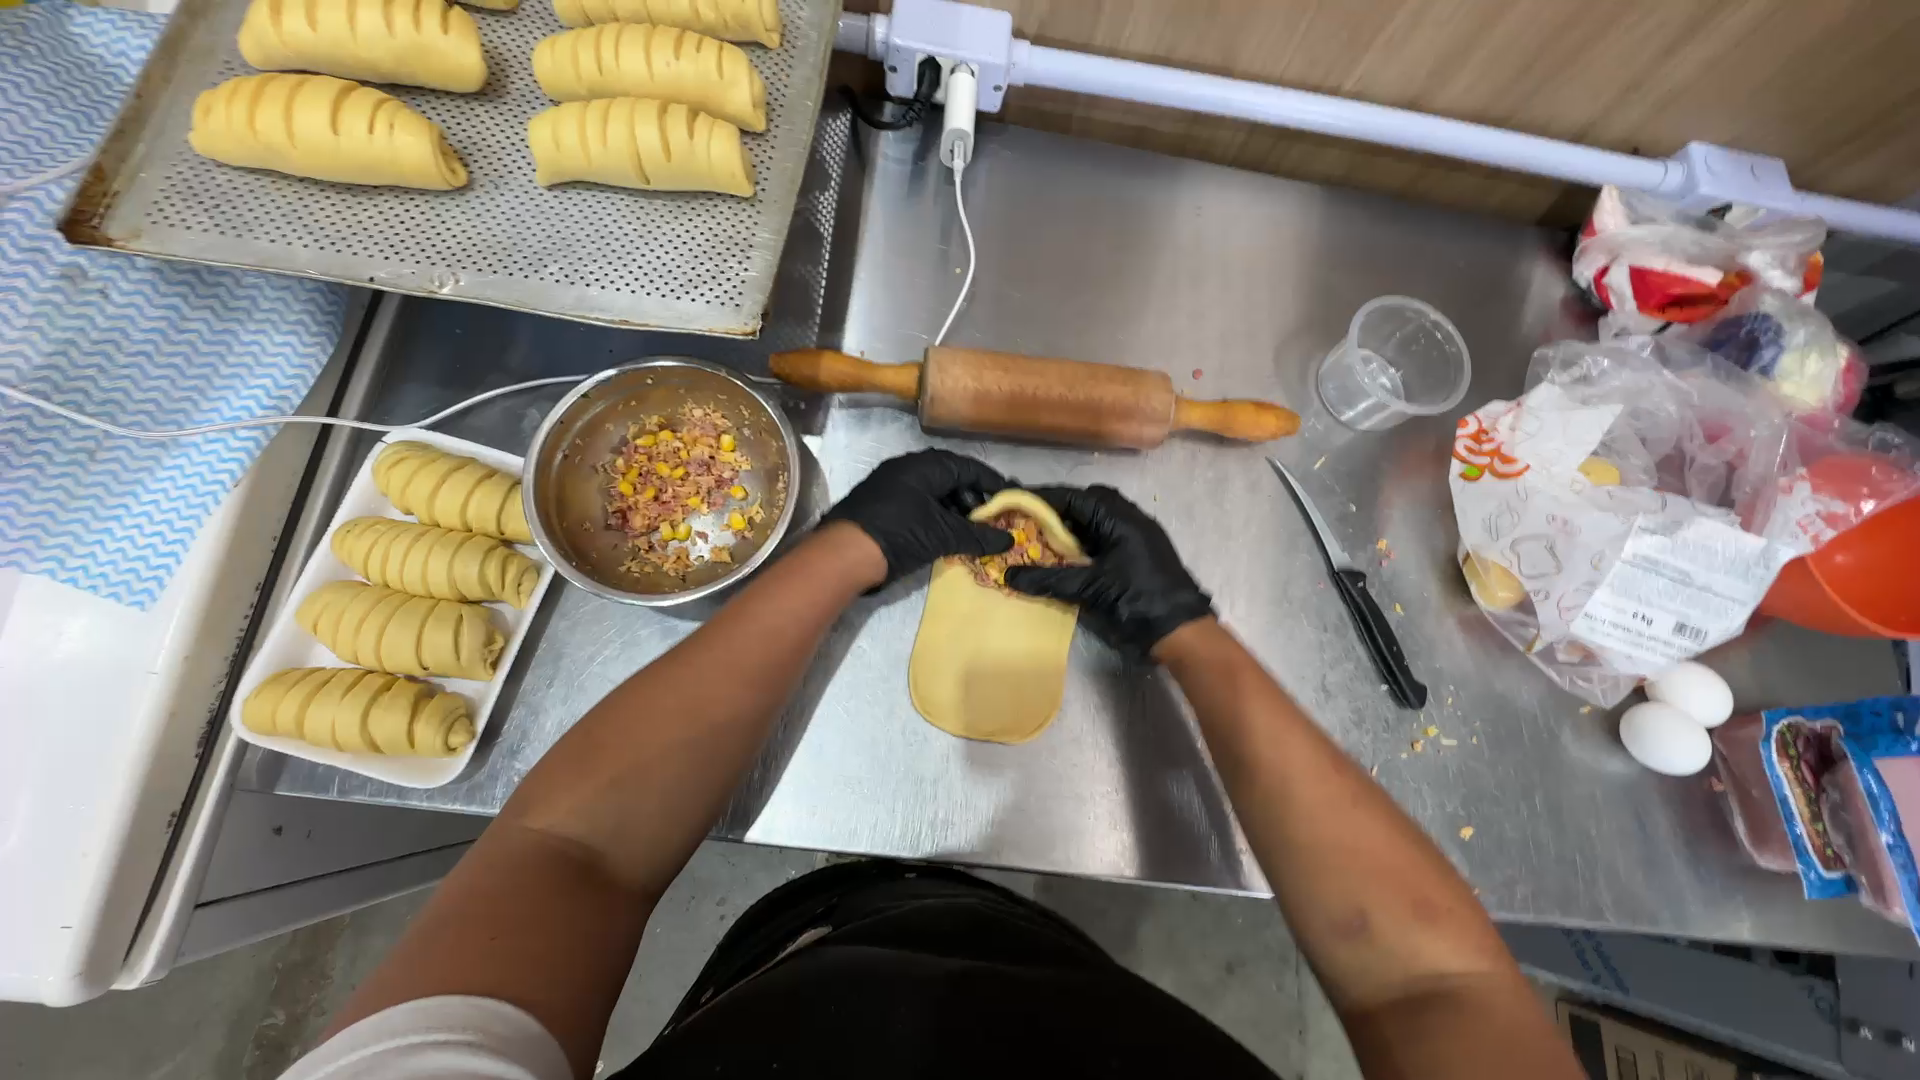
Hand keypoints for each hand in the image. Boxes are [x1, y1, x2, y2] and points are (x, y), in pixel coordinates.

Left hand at [822, 449, 1014, 586]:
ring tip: (968, 531)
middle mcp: (907, 467)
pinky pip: (917, 502)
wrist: (843, 554)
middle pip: (950, 477)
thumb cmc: (900, 534)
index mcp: (926, 465)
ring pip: (932, 491)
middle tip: (990, 518)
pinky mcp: (879, 503)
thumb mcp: (942, 535)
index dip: (992, 482)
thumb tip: (1007, 540)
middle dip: (972, 498)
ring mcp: (890, 484)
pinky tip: (942, 534)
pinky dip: (934, 515)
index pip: (969, 467)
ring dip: (953, 509)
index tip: (1011, 497)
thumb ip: (977, 536)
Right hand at [1003, 485, 1213, 657]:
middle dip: (1061, 509)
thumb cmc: (1136, 602)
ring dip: (1075, 526)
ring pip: (1101, 519)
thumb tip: (1009, 575)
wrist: (1182, 633)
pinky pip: (1109, 537)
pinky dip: (1087, 541)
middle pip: (1090, 502)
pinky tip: (1071, 557)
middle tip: (1033, 521)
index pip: (1076, 497)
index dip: (1046, 498)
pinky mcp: (1141, 555)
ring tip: (1046, 538)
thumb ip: (1049, 579)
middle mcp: (1132, 521)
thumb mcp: (1089, 589)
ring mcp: (1139, 538)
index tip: (1019, 502)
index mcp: (1121, 520)